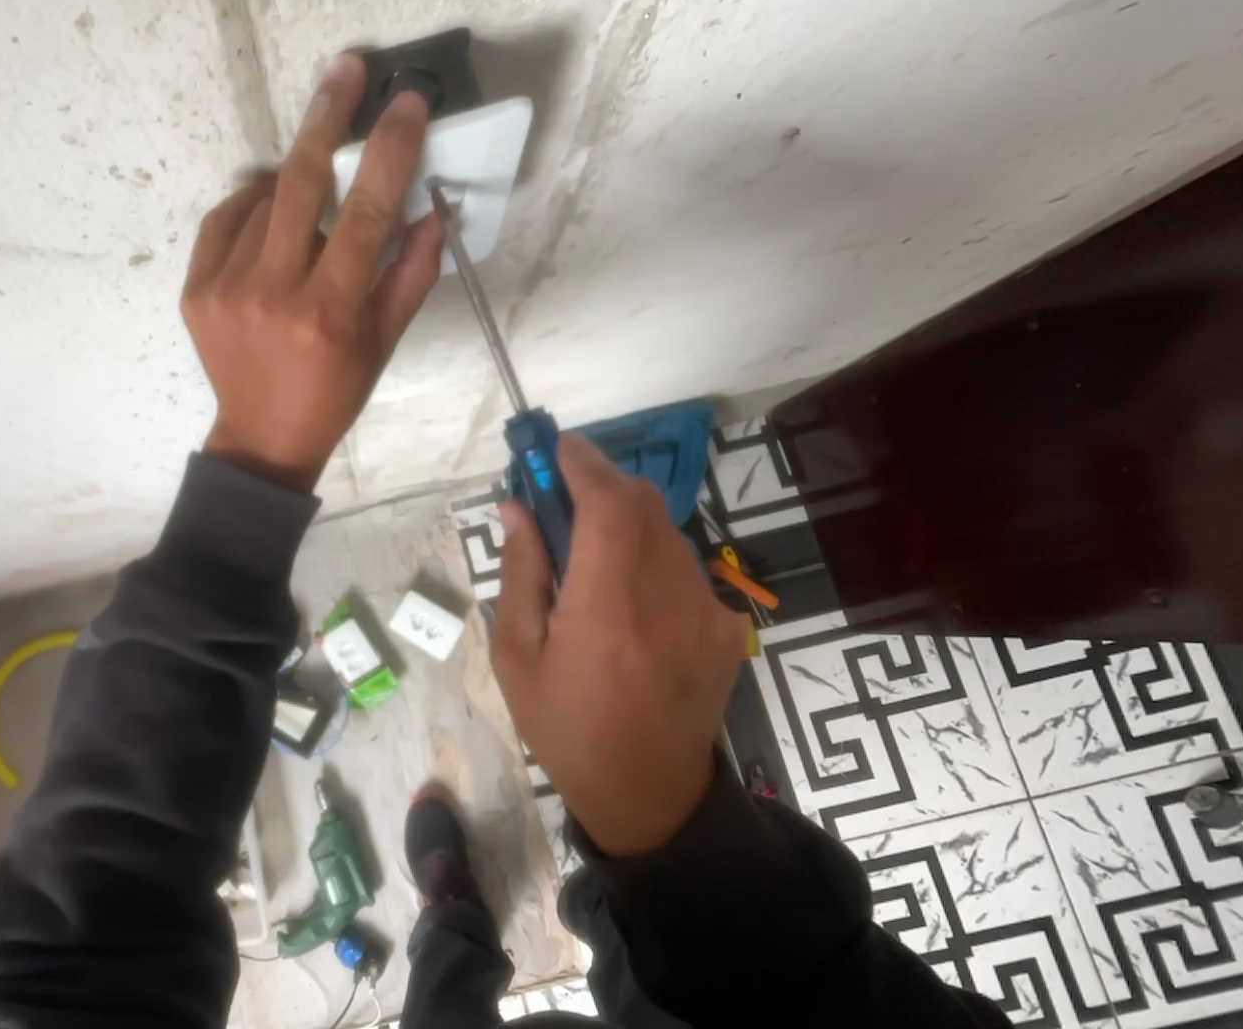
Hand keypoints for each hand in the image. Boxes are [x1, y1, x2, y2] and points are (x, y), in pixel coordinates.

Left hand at [181, 53, 445, 491]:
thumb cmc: (333, 394)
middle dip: (327, 115)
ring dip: (292, 184)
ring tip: (309, 209)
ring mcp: (225, 289)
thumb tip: (433, 211)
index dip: (390, 149)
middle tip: (346, 70)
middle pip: (301, 181)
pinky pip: (225, 219)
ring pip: (263, 199)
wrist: (262, 437)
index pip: (367, 211)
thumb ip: (411, 276)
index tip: (407, 102)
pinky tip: (270, 221)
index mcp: (329, 310)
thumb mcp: (382, 343)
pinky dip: (252, 205)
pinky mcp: (195, 290)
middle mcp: (273, 292)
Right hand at [492, 435, 747, 856]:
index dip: (581, 463)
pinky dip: (647, 555)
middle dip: (599, 482)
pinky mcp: (726, 625)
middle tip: (558, 496)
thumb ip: (521, 572)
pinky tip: (625, 597)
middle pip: (641, 502)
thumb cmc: (564, 726)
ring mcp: (707, 610)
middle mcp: (667, 597)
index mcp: (606, 608)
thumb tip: (516, 507)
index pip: (606, 503)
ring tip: (587, 553)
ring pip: (664, 528)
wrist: (648, 794)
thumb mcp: (516, 654)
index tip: (552, 448)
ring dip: (622, 519)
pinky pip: (682, 564)